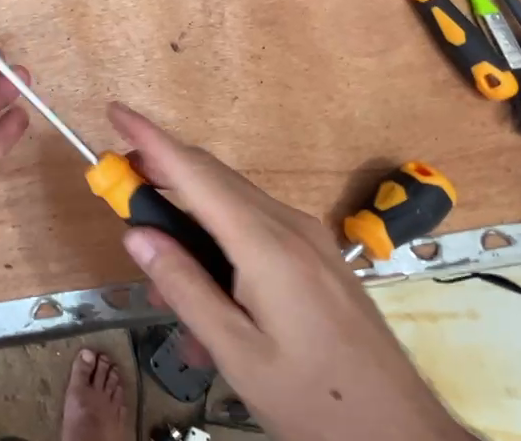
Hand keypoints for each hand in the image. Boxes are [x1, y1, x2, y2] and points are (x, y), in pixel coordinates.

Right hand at [109, 103, 470, 440]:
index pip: (195, 174)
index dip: (151, 139)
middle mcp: (289, 226)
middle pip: (212, 179)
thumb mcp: (238, 355)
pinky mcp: (318, 257)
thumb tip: (137, 235)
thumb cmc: (318, 401)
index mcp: (267, 246)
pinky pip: (255, 228)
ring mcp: (309, 239)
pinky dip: (219, 241)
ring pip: (232, 205)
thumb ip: (185, 288)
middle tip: (119, 192)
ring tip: (163, 276)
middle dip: (162, 175)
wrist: (406, 436)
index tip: (115, 112)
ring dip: (189, 220)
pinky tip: (208, 292)